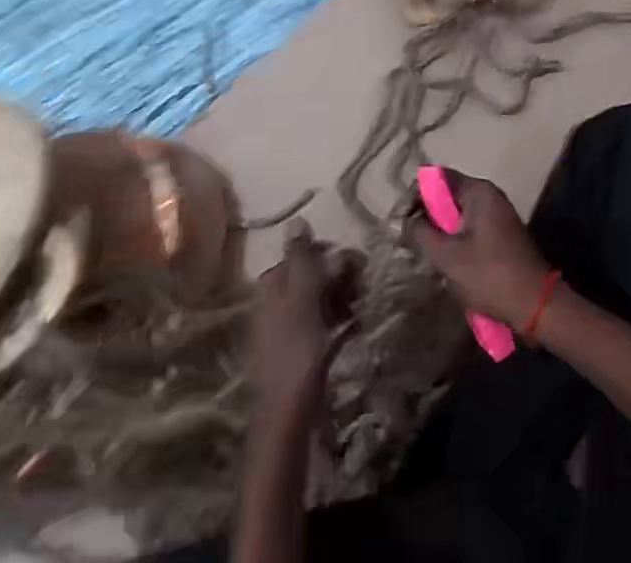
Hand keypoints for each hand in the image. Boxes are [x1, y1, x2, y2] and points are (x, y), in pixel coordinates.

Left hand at [250, 222, 348, 408]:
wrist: (289, 411)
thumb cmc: (297, 350)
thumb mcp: (301, 299)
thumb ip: (302, 259)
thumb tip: (298, 220)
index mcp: (272, 284)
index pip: (308, 253)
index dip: (334, 258)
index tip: (356, 269)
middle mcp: (276, 300)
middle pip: (316, 274)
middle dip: (341, 279)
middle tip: (358, 293)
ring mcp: (288, 323)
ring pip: (323, 296)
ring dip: (344, 298)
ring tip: (357, 312)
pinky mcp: (300, 345)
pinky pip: (325, 319)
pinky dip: (341, 319)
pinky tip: (353, 328)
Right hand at [408, 171, 553, 326]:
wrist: (535, 304)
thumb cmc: (490, 275)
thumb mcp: (447, 256)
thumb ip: (420, 234)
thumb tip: (401, 222)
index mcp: (479, 192)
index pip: (437, 177)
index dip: (415, 195)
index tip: (402, 221)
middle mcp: (489, 197)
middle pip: (446, 195)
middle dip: (426, 215)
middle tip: (409, 241)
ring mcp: (497, 216)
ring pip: (456, 215)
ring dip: (439, 232)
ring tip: (424, 254)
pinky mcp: (500, 236)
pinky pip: (469, 230)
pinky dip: (454, 241)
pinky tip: (445, 263)